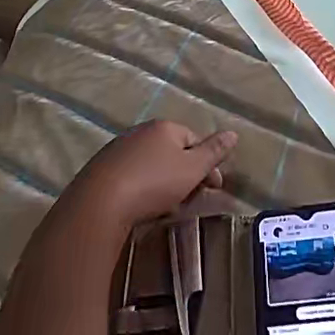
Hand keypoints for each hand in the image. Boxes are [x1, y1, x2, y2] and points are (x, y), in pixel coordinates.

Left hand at [60, 121, 237, 233]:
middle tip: (192, 199)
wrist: (101, 202)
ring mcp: (120, 148)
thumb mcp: (192, 169)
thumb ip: (214, 152)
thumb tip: (233, 133)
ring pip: (152, 163)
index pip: (194, 139)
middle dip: (186, 173)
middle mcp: (141, 131)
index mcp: (165, 127)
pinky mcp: (103, 167)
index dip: (207, 164)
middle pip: (172, 151)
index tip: (214, 189)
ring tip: (168, 206)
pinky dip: (143, 186)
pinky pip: (133, 174)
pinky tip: (143, 205)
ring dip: (165, 181)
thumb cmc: (154, 183)